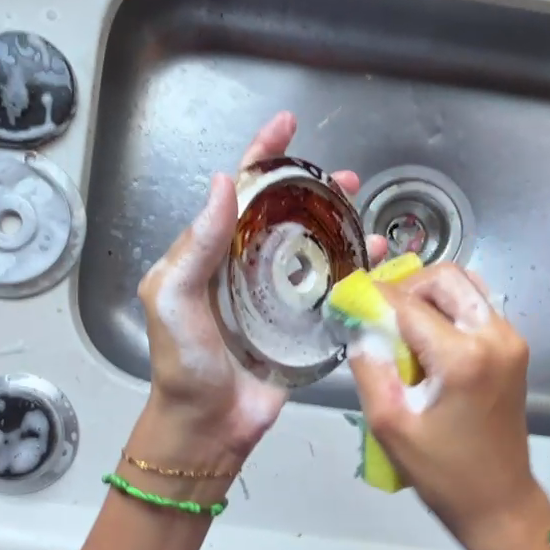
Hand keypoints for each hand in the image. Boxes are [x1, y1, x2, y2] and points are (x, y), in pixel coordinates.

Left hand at [135, 111, 383, 469]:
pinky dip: (354, 266)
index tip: (286, 125)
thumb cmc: (182, 361)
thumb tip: (224, 181)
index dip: (261, 156)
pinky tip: (374, 254)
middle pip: (284, 213)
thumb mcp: (174, 297)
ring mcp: (276, 295)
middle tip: (346, 176)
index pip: (238, 194)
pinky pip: (331, 286)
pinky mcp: (301, 324)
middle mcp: (246, 267)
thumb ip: (198, 243)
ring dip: (339, 222)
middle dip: (313, 188)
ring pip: (313, 245)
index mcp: (211, 254)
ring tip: (365, 206)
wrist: (208, 423)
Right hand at [346, 263, 549, 549]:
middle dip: (405, 287)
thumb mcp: (389, 424)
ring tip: (400, 325)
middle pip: (444, 278)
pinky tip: (425, 340)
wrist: (499, 502)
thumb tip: (358, 327)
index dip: (373, 297)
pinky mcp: (514, 348)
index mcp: (463, 356)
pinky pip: (476, 308)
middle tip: (378, 314)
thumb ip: (369, 367)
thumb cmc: (442, 473)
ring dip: (427, 296)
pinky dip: (447, 311)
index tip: (346, 300)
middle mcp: (495, 335)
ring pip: (463, 288)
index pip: (408, 304)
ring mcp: (510, 339)